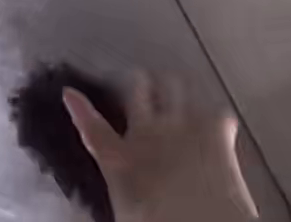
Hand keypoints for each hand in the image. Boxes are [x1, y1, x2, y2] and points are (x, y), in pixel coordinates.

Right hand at [62, 72, 259, 221]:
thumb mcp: (126, 210)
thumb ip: (117, 183)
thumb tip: (109, 171)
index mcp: (120, 159)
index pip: (92, 127)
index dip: (80, 107)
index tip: (70, 92)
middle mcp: (146, 131)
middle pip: (136, 86)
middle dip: (138, 82)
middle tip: (142, 88)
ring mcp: (181, 124)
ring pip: (172, 83)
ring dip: (173, 89)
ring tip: (177, 96)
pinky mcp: (215, 128)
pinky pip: (216, 111)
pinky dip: (216, 119)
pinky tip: (219, 128)